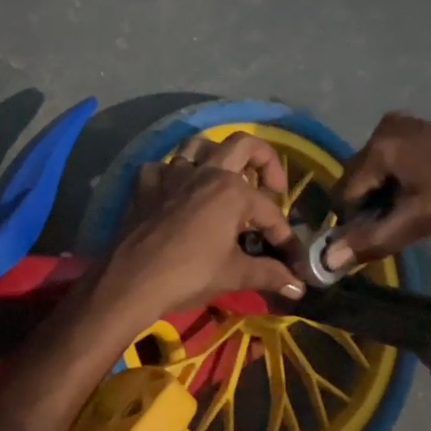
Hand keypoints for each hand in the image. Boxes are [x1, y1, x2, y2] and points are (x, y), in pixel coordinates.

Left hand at [94, 133, 307, 321]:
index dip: (283, 234)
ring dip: (216, 154)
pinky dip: (172, 174)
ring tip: (224, 175)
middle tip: (271, 185)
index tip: (289, 257)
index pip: (269, 210)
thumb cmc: (189, 274)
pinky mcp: (145, 184)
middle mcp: (205, 171)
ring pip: (198, 144)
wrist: (132, 280)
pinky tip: (177, 192)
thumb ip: (270, 274)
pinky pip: (162, 167)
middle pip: (242, 144)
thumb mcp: (235, 274)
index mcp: (232, 190)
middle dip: (264, 159)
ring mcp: (171, 173)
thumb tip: (299, 285)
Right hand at [325, 114, 430, 267]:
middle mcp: (383, 129)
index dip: (355, 220)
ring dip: (385, 194)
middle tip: (399, 224)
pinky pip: (394, 159)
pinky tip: (423, 192)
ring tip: (414, 210)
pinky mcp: (423, 129)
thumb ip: (371, 239)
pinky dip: (399, 179)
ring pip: (376, 170)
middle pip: (358, 178)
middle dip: (369, 205)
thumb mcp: (416, 221)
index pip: (344, 193)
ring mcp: (405, 125)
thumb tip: (328, 260)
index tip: (380, 235)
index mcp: (378, 147)